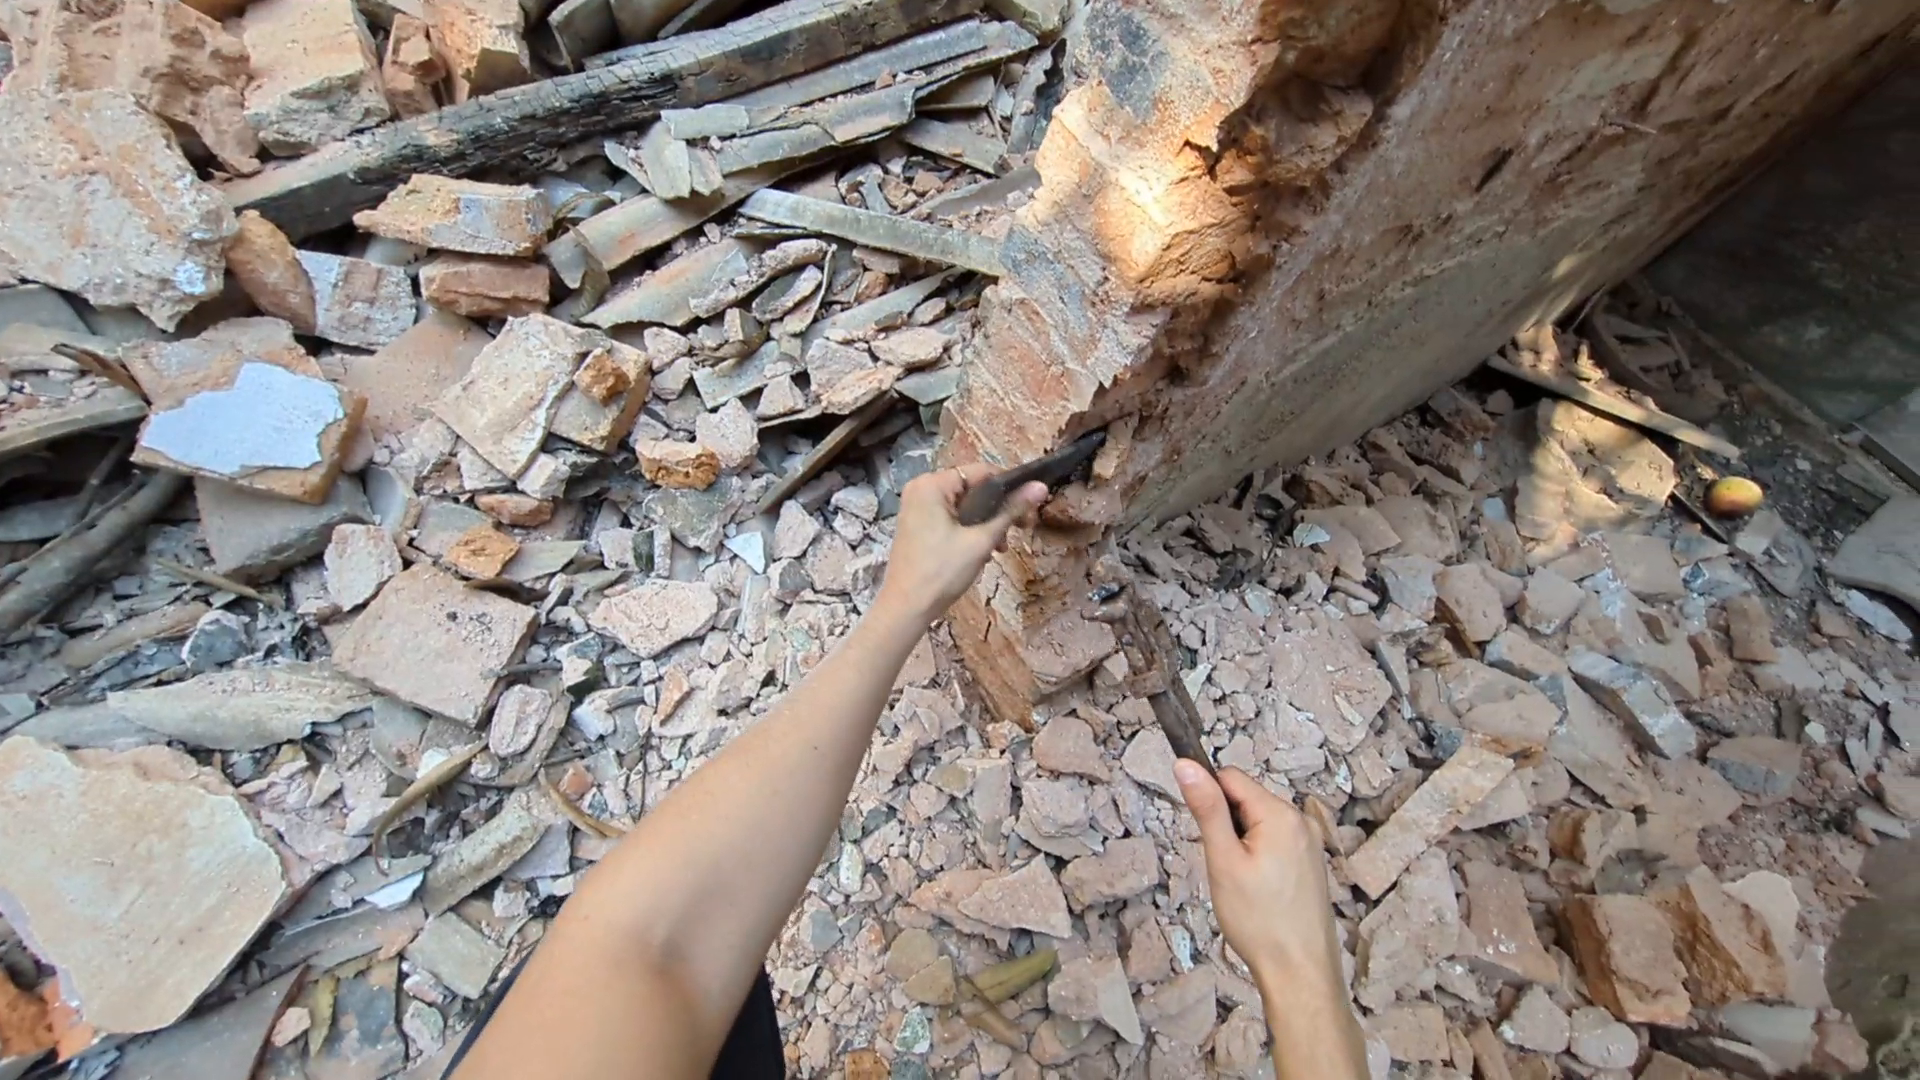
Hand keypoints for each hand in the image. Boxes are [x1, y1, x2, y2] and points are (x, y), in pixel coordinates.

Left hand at [876, 466, 1047, 626]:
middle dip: (997, 510)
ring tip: (999, 548)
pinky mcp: (917, 524)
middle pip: (972, 489)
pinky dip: (968, 530)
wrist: (906, 608)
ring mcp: (916, 507)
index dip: (1010, 488)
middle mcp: (921, 488)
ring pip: (963, 506)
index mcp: (932, 484)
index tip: (1029, 509)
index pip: (982, 472)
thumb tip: (1041, 487)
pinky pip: (950, 518)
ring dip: (985, 524)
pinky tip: (981, 551)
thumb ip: (1011, 510)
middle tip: (1019, 531)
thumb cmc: (942, 572)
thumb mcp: (981, 540)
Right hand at [1174, 762, 1344, 989]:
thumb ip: (1206, 807)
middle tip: (1224, 865)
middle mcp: (1301, 821)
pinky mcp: (1311, 863)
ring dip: (1240, 840)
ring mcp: (1310, 843)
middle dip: (1225, 823)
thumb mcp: (1223, 860)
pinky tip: (1256, 888)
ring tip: (1240, 880)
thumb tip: (1185, 763)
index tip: (1206, 835)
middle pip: (1245, 798)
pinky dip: (1257, 854)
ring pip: (1257, 820)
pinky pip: (1273, 840)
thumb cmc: (1257, 919)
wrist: (1300, 976)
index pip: (1230, 777)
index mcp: (1280, 813)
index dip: (1209, 800)